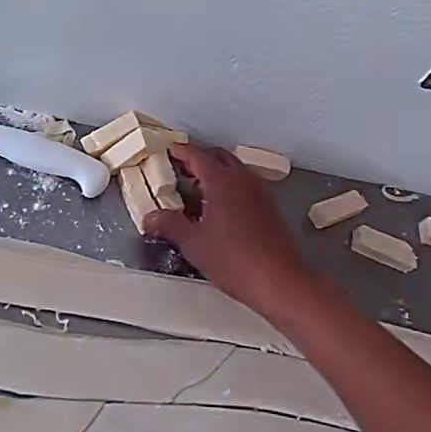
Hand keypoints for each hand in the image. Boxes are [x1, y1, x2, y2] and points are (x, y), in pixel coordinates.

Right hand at [144, 143, 321, 318]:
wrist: (279, 280)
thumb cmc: (236, 261)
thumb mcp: (194, 243)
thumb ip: (169, 225)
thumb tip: (151, 218)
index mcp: (222, 181)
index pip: (198, 155)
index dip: (181, 151)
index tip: (170, 151)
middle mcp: (243, 180)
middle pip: (218, 157)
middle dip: (199, 159)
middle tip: (181, 169)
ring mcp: (259, 192)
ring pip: (234, 170)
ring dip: (216, 173)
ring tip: (197, 191)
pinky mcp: (269, 207)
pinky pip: (245, 185)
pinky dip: (230, 187)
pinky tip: (220, 209)